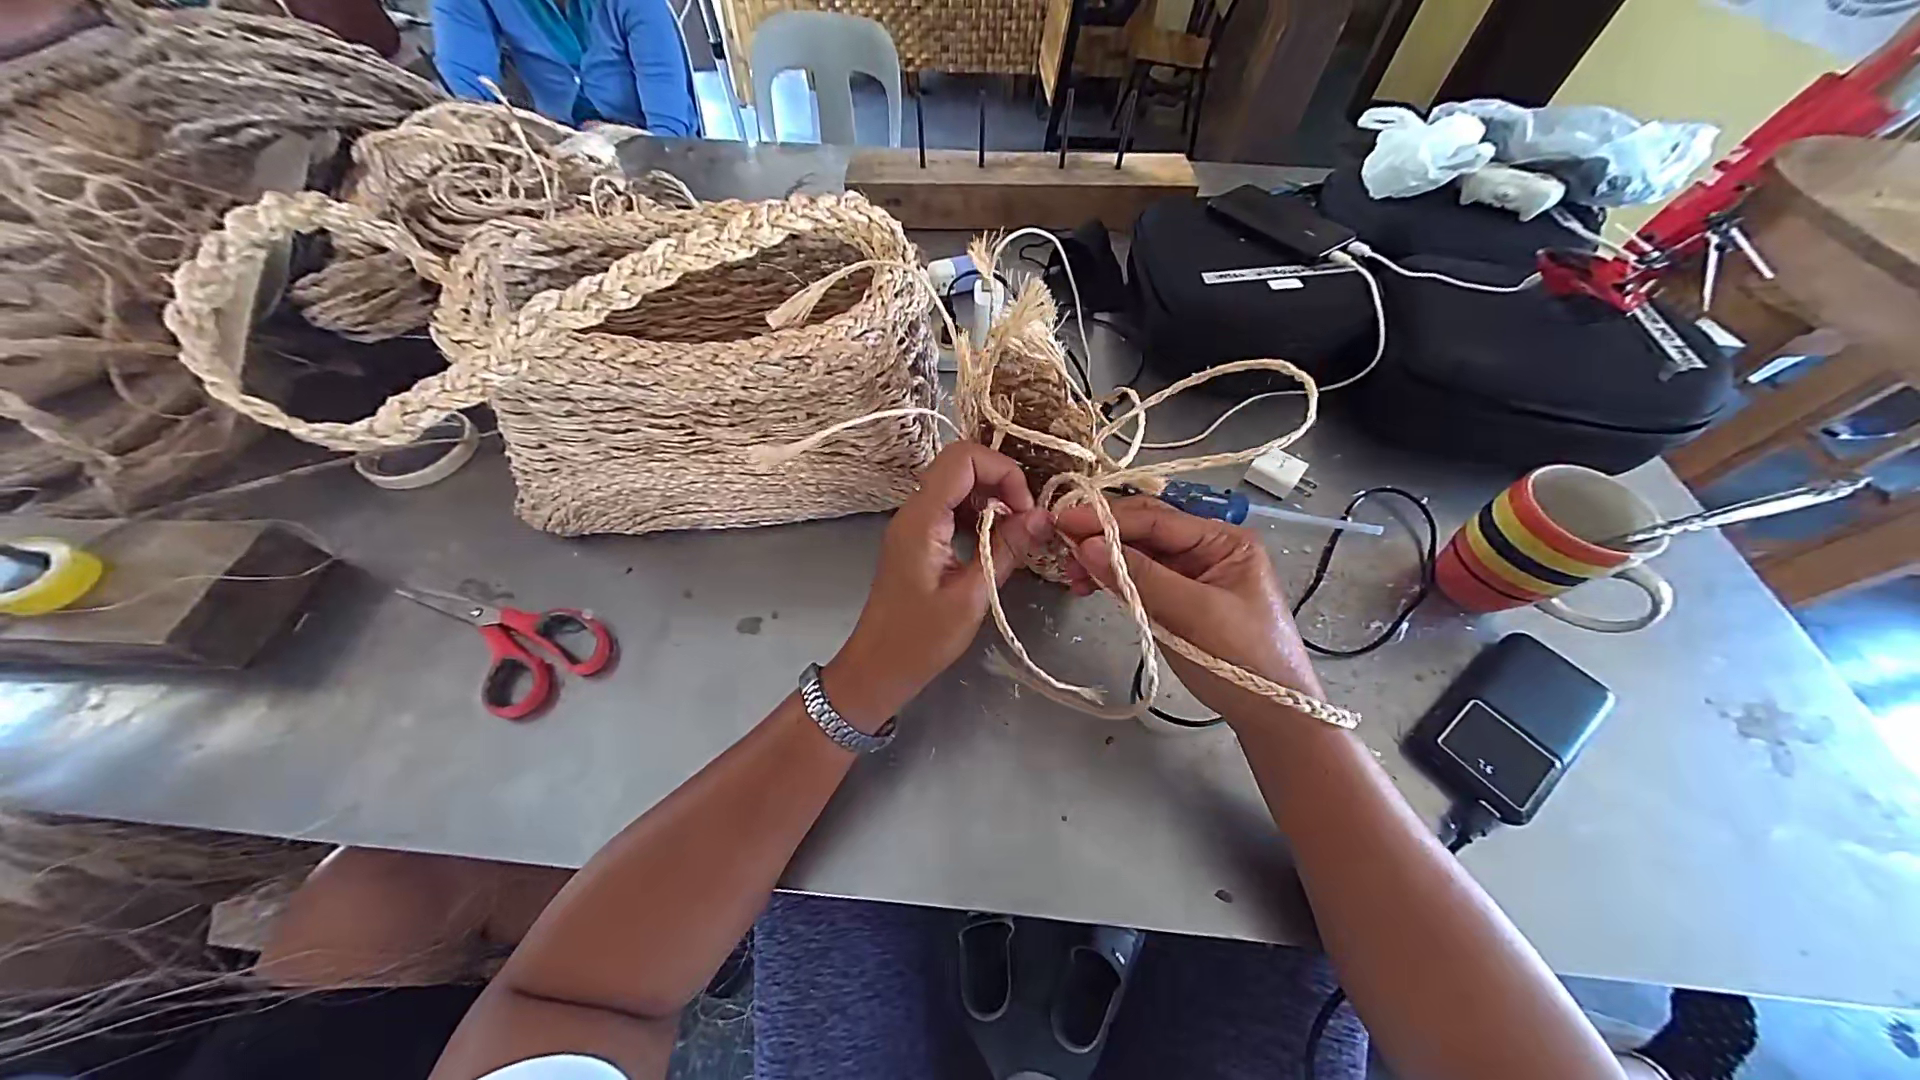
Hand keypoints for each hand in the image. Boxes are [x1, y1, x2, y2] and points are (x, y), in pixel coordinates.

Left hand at [825, 444, 1053, 730]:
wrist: (878, 667)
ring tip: (1016, 533)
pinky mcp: (918, 538)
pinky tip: (995, 541)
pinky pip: (951, 508)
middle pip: (960, 465)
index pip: (963, 458)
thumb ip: (1007, 550)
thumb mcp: (972, 597)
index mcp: (922, 519)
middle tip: (1026, 520)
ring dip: (992, 498)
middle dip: (1001, 481)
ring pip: (957, 484)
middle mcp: (913, 511)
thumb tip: (1042, 516)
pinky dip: (978, 515)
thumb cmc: (921, 640)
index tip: (1025, 509)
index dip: (1003, 471)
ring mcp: (914, 523)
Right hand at [1053, 496, 1323, 724]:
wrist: (1271, 715)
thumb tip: (1087, 546)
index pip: (1157, 518)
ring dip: (1102, 559)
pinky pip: (1137, 578)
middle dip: (1101, 536)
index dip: (1108, 518)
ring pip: (1136, 554)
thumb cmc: (1244, 659)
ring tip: (1070, 574)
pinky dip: (1112, 580)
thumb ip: (1140, 576)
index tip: (1065, 522)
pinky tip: (1088, 585)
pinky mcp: (1175, 598)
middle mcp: (1205, 548)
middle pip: (1144, 531)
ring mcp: (1189, 574)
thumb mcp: (1193, 613)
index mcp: (1223, 540)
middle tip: (1059, 545)